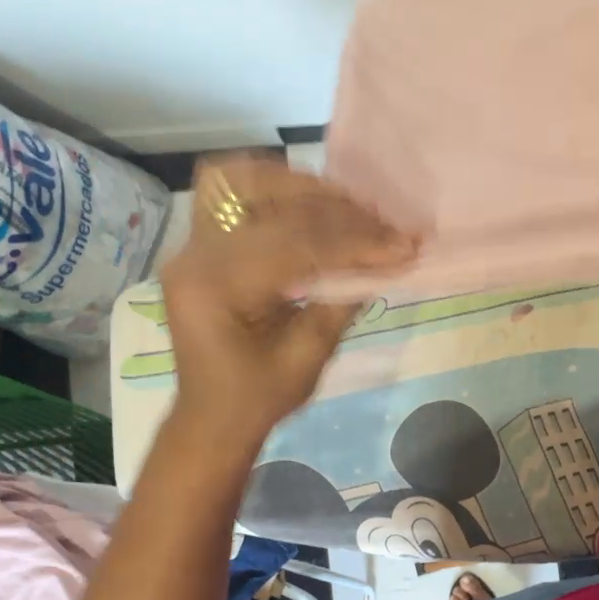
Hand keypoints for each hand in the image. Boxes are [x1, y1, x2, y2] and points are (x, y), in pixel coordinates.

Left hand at [160, 152, 415, 443]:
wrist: (212, 416)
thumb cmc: (259, 398)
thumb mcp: (308, 358)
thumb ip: (341, 302)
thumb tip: (386, 260)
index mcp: (217, 288)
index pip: (295, 244)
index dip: (355, 241)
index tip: (404, 246)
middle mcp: (195, 254)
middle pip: (272, 203)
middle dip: (337, 210)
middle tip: (386, 223)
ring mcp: (193, 243)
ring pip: (246, 183)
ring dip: (305, 188)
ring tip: (355, 207)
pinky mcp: (203, 243)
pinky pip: (237, 195)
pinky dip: (281, 191)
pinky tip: (317, 205)